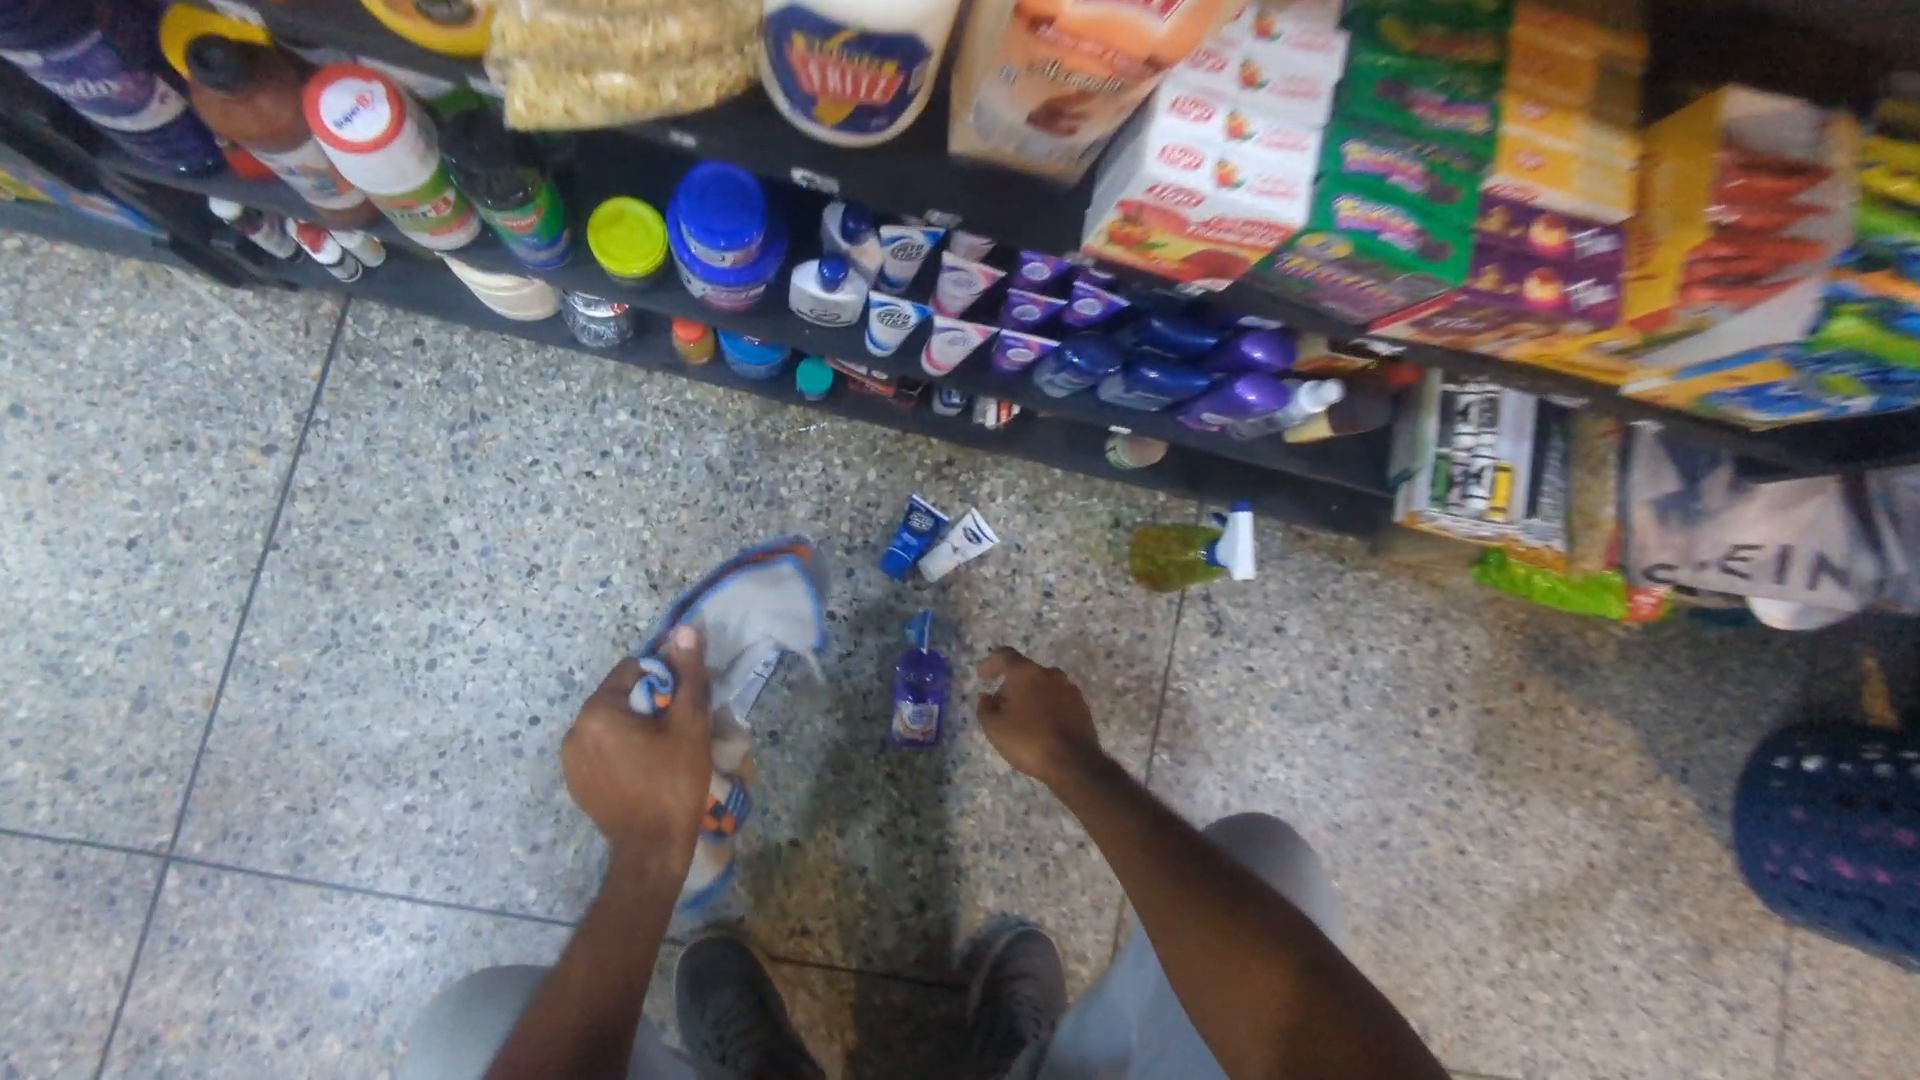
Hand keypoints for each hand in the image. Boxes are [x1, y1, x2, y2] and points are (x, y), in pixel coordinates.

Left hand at [562, 626, 712, 868]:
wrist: (653, 848)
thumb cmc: (674, 782)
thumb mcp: (689, 724)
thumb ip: (687, 674)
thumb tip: (686, 630)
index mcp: (597, 712)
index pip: (634, 671)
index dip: (666, 682)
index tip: (684, 707)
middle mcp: (574, 731)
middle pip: (621, 697)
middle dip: (651, 706)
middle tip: (679, 731)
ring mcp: (570, 761)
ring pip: (612, 725)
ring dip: (637, 728)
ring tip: (665, 752)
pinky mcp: (576, 783)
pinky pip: (603, 750)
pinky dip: (624, 751)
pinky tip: (646, 771)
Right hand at [976, 646, 1104, 788]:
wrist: (1073, 762)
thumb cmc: (1028, 740)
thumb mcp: (994, 727)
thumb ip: (984, 707)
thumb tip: (987, 696)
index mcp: (1026, 672)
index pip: (1005, 655)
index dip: (991, 663)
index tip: (983, 677)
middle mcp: (1050, 673)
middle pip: (1025, 672)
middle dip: (1011, 685)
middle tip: (1001, 707)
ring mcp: (1070, 688)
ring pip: (1043, 685)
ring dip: (1031, 696)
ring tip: (1023, 719)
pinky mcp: (1082, 706)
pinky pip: (1058, 699)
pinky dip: (1047, 706)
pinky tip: (1043, 726)